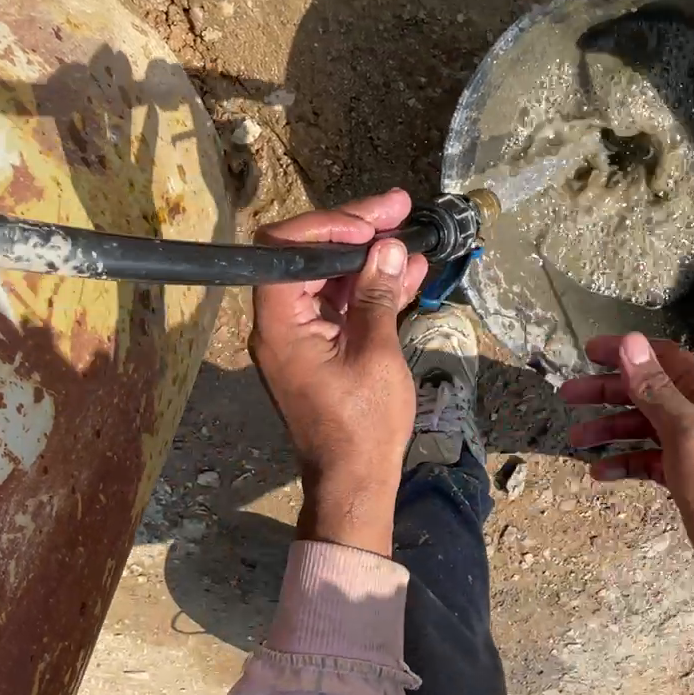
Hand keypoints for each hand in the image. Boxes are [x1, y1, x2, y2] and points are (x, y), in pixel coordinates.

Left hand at [250, 190, 430, 555]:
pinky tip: (410, 277)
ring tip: (414, 244)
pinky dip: (371, 294)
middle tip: (400, 213)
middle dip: (357, 235)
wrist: (353, 482)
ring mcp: (301, 338)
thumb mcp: (376, 354)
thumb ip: (377, 296)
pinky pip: (341, 309)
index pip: (287, 248)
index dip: (330, 226)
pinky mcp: (320, 351)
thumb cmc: (362, 426)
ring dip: (371, 262)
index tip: (374, 222)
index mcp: (280, 322)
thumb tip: (388, 249)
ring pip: (330, 282)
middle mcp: (281, 324)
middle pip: (309, 258)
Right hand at [559, 333, 693, 625]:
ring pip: (642, 429)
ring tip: (575, 440)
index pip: (663, 360)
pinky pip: (646, 463)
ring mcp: (690, 450)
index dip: (627, 352)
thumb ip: (656, 390)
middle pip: (646, 393)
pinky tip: (599, 473)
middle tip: (567, 395)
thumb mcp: (686, 433)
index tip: (588, 353)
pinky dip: (623, 464)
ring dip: (609, 430)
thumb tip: (629, 342)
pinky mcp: (682, 480)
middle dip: (607, 392)